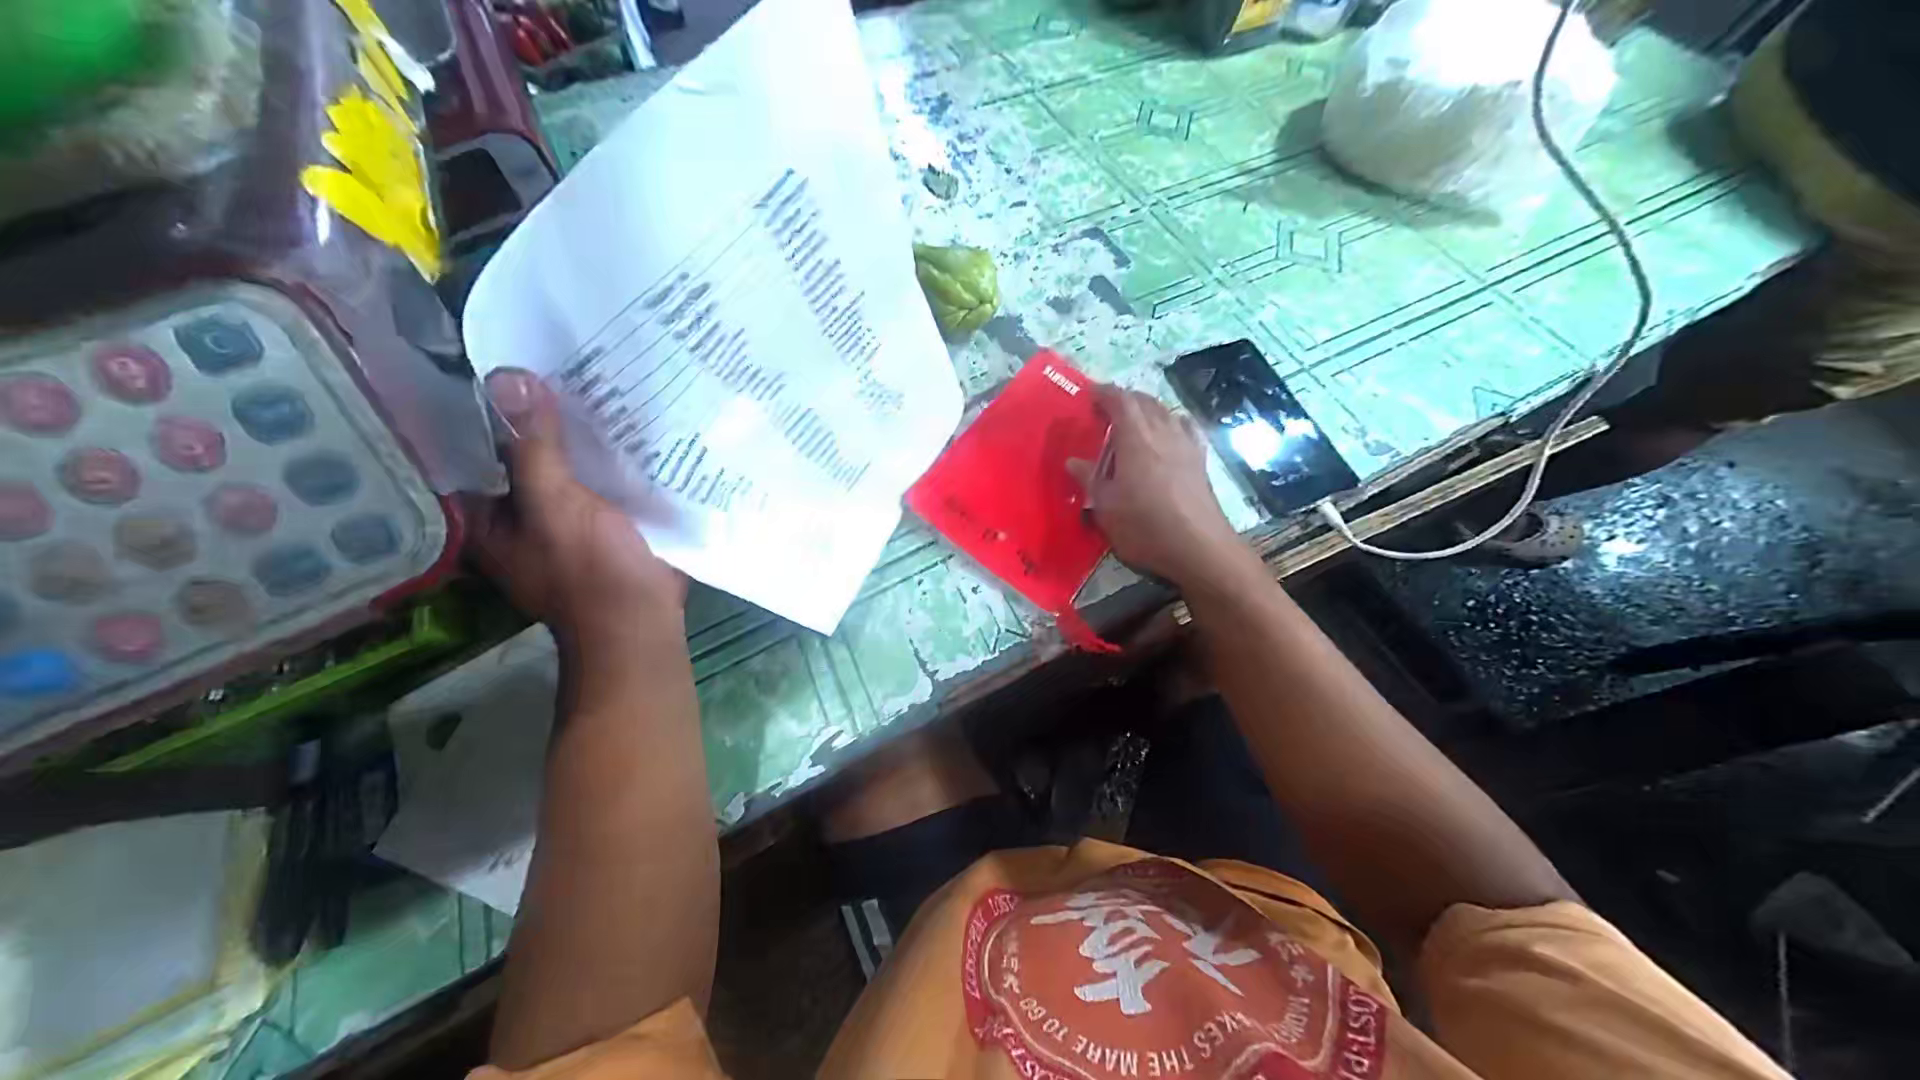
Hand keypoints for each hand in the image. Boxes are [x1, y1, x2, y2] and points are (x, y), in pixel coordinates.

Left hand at [471, 369, 685, 647]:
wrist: (642, 620)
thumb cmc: (588, 570)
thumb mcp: (553, 503)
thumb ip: (532, 445)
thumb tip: (508, 375)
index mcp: (486, 514)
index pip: (471, 447)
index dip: (485, 406)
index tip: (505, 360)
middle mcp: (520, 513)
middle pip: (523, 452)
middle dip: (539, 414)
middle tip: (556, 358)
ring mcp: (565, 518)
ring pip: (565, 464)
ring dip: (577, 434)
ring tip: (592, 375)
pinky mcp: (604, 521)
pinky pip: (599, 478)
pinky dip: (607, 456)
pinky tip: (625, 422)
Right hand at [1068, 383, 1258, 591]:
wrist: (1198, 548)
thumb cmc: (1144, 527)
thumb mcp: (1105, 507)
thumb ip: (1089, 479)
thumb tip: (1073, 460)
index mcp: (1136, 438)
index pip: (1120, 400)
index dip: (1104, 392)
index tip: (1089, 395)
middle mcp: (1163, 432)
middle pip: (1145, 401)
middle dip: (1124, 399)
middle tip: (1106, 411)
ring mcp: (1186, 444)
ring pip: (1166, 412)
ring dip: (1147, 409)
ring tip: (1133, 422)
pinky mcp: (1201, 460)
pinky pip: (1186, 428)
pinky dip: (1172, 422)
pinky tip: (1170, 433)